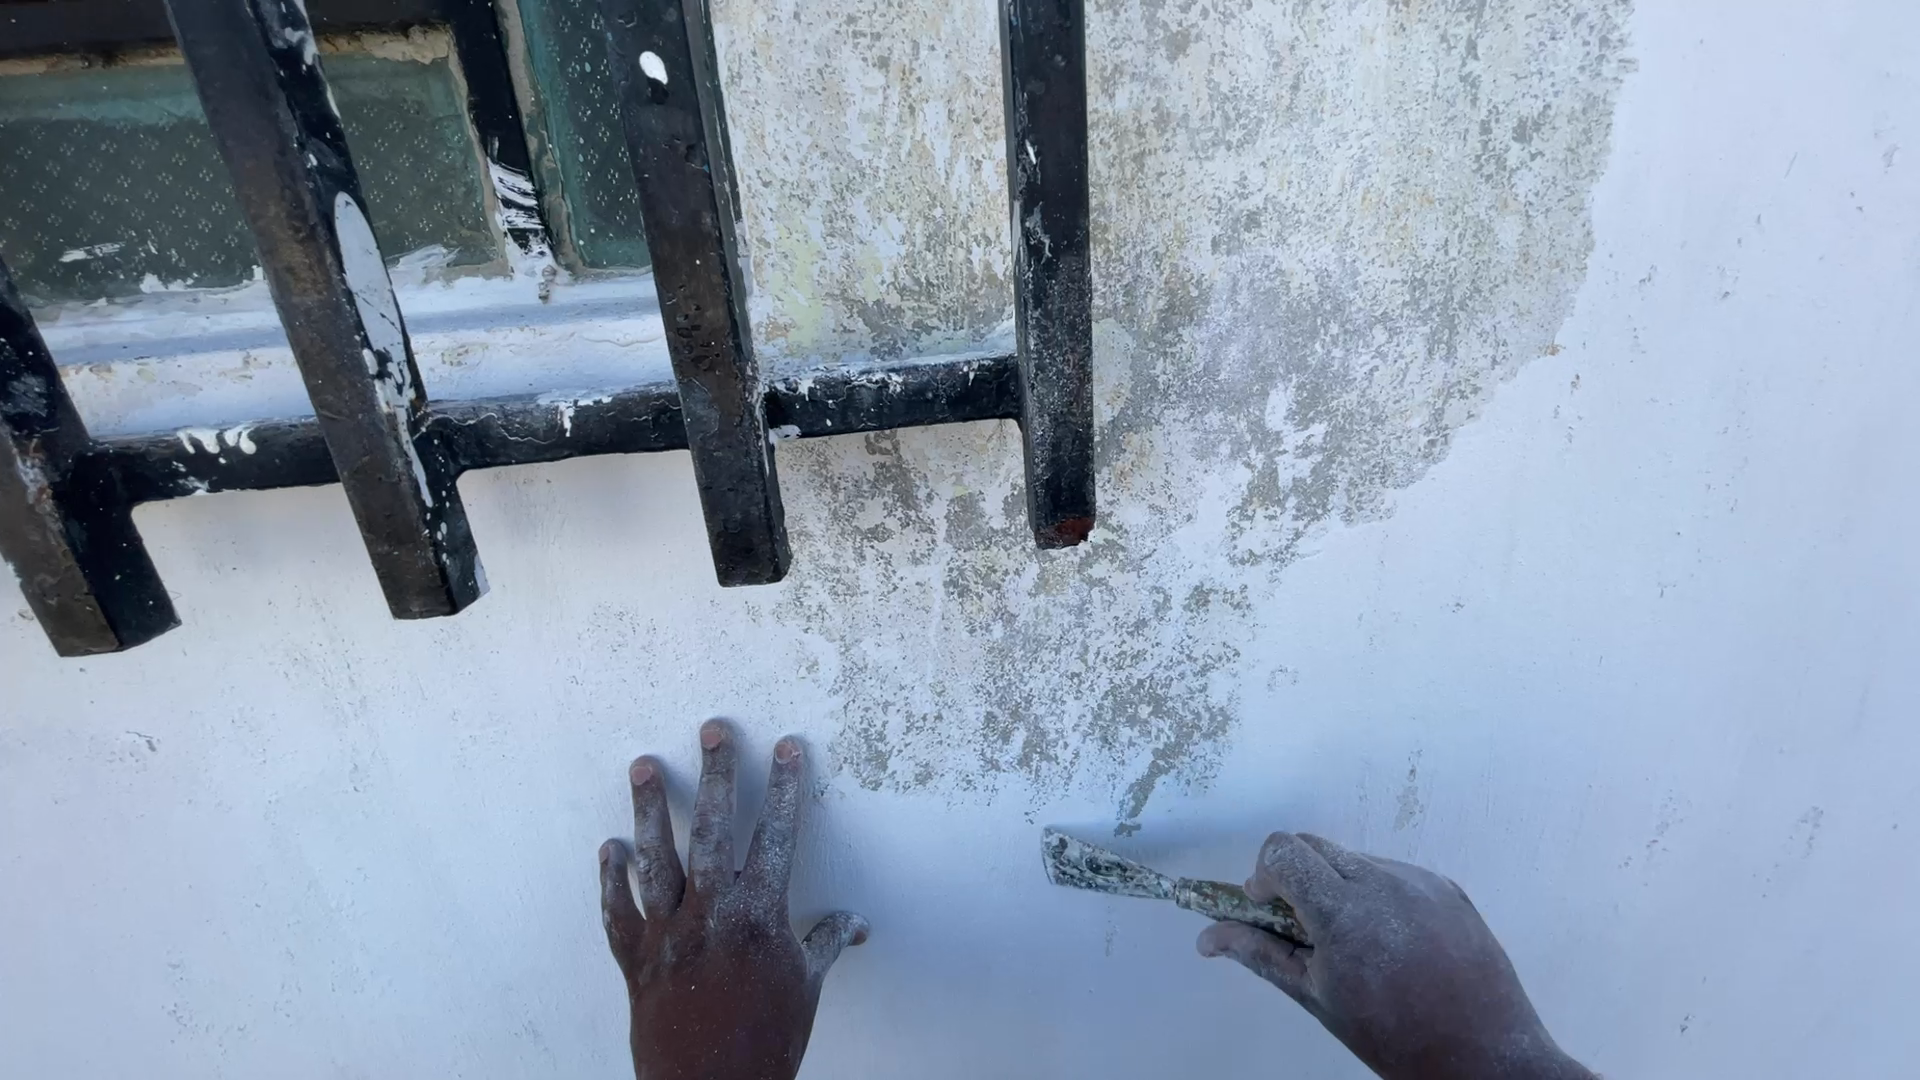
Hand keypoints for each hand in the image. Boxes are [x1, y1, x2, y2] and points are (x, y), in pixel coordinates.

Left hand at [599, 721, 867, 1079]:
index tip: (787, 747)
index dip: (785, 788)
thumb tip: (858, 923)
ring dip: (649, 810)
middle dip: (716, 775)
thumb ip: (827, 941)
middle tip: (712, 731)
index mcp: (758, 916)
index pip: (776, 836)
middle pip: (713, 830)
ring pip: (656, 859)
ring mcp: (667, 935)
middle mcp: (710, 915)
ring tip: (644, 766)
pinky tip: (610, 847)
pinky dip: (611, 881)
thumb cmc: (768, 1040)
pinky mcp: (636, 962)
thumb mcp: (807, 984)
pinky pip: (618, 914)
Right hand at [1197, 833, 1591, 1079]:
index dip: (1265, 874)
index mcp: (1344, 914)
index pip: (1282, 850)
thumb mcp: (1317, 998)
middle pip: (1311, 845)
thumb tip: (1205, 938)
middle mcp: (1381, 884)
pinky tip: (1393, 940)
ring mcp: (1418, 881)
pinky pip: (1390, 871)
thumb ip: (1259, 952)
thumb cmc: (1394, 1040)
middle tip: (1306, 925)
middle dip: (1294, 875)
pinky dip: (1374, 893)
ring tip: (1356, 939)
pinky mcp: (1446, 886)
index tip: (1271, 908)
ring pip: (1349, 858)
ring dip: (1334, 883)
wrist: (1496, 1067)